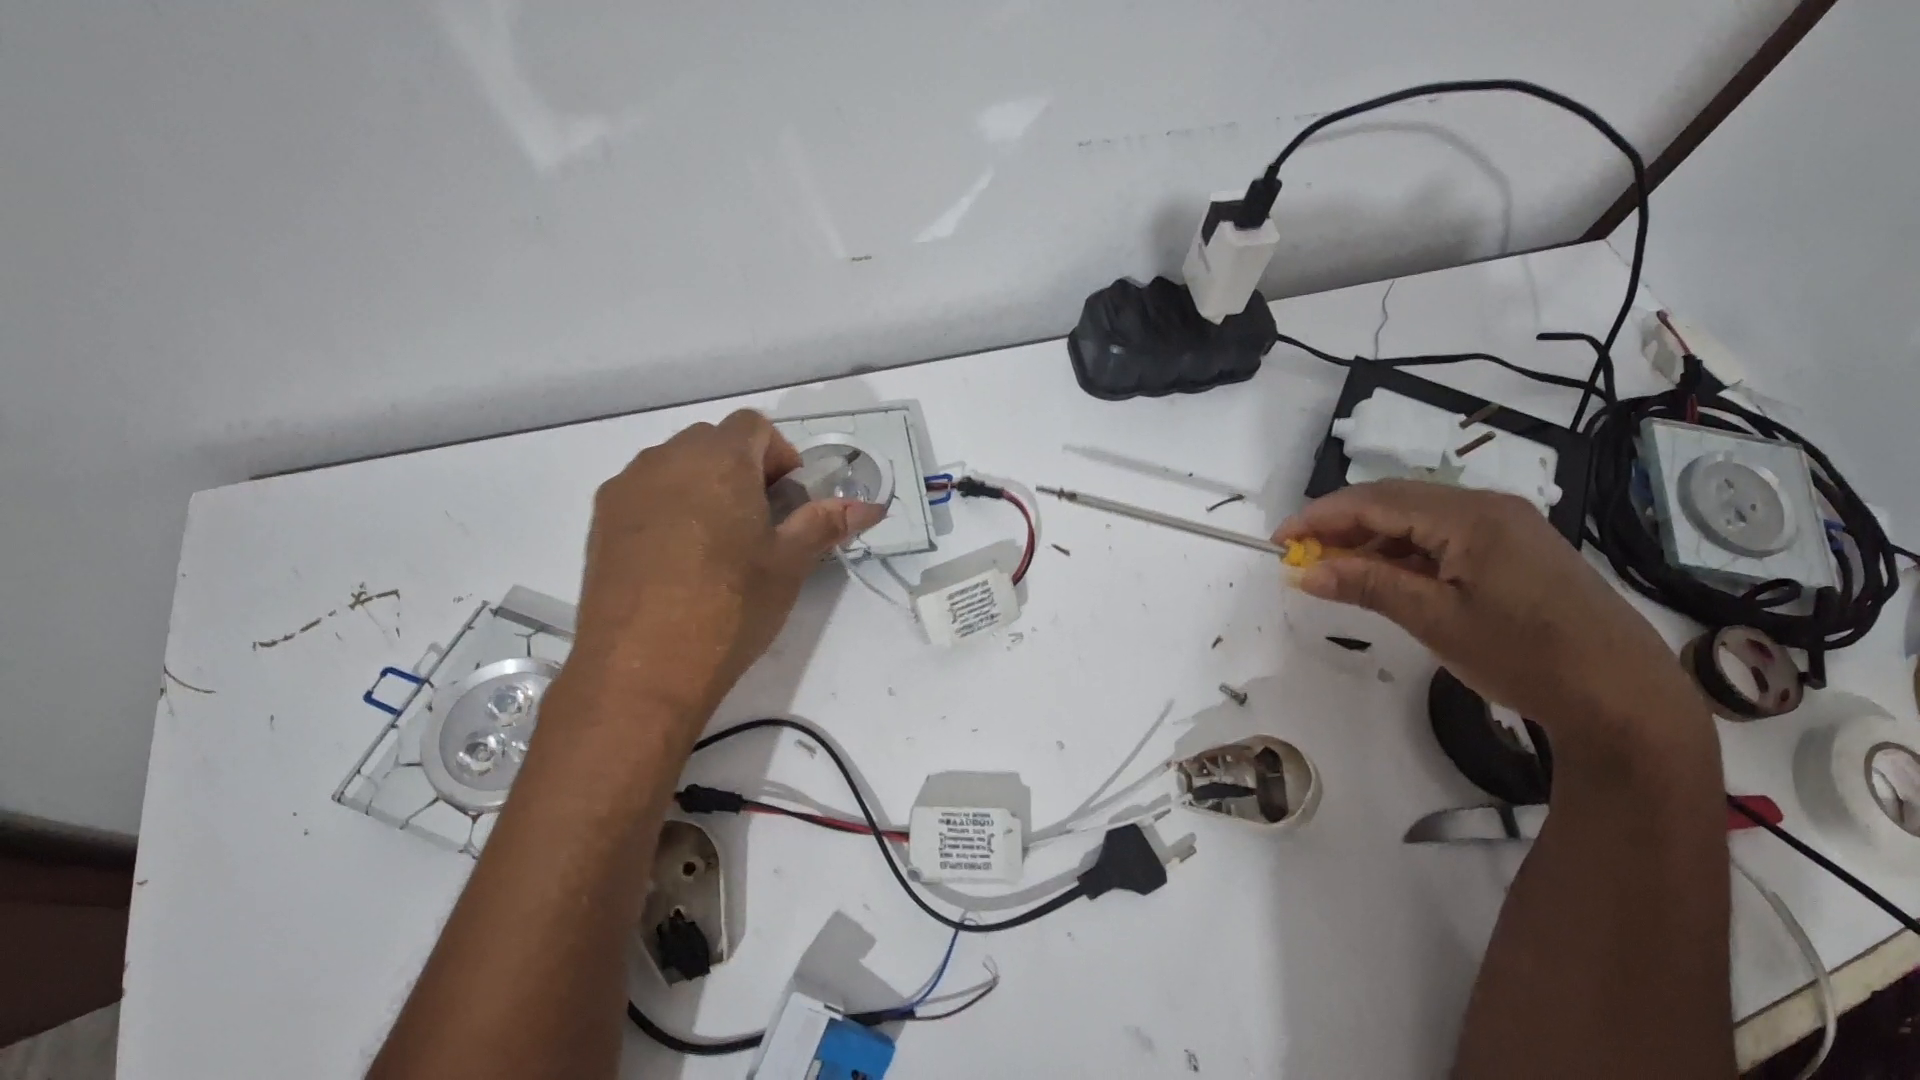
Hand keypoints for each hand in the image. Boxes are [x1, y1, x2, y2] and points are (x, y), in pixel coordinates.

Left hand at [566, 410, 884, 719]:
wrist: (641, 666)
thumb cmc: (729, 607)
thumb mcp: (789, 564)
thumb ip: (825, 523)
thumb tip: (870, 506)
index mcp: (720, 459)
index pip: (755, 425)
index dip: (780, 456)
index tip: (788, 502)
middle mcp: (668, 458)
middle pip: (713, 442)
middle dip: (742, 470)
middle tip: (759, 525)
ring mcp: (627, 488)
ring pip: (675, 467)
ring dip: (703, 488)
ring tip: (716, 546)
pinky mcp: (600, 520)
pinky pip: (644, 495)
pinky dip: (667, 510)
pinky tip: (676, 563)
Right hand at [1276, 480, 1707, 739]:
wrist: (1624, 695)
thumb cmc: (1524, 655)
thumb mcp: (1435, 621)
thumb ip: (1368, 585)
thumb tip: (1306, 571)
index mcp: (1470, 516)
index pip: (1376, 501)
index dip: (1321, 516)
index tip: (1279, 541)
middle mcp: (1490, 507)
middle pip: (1397, 500)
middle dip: (1342, 524)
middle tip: (1302, 556)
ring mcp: (1509, 526)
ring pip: (1420, 518)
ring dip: (1374, 539)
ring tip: (1337, 571)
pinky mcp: (1518, 549)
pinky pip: (1446, 536)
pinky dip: (1407, 552)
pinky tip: (1389, 577)